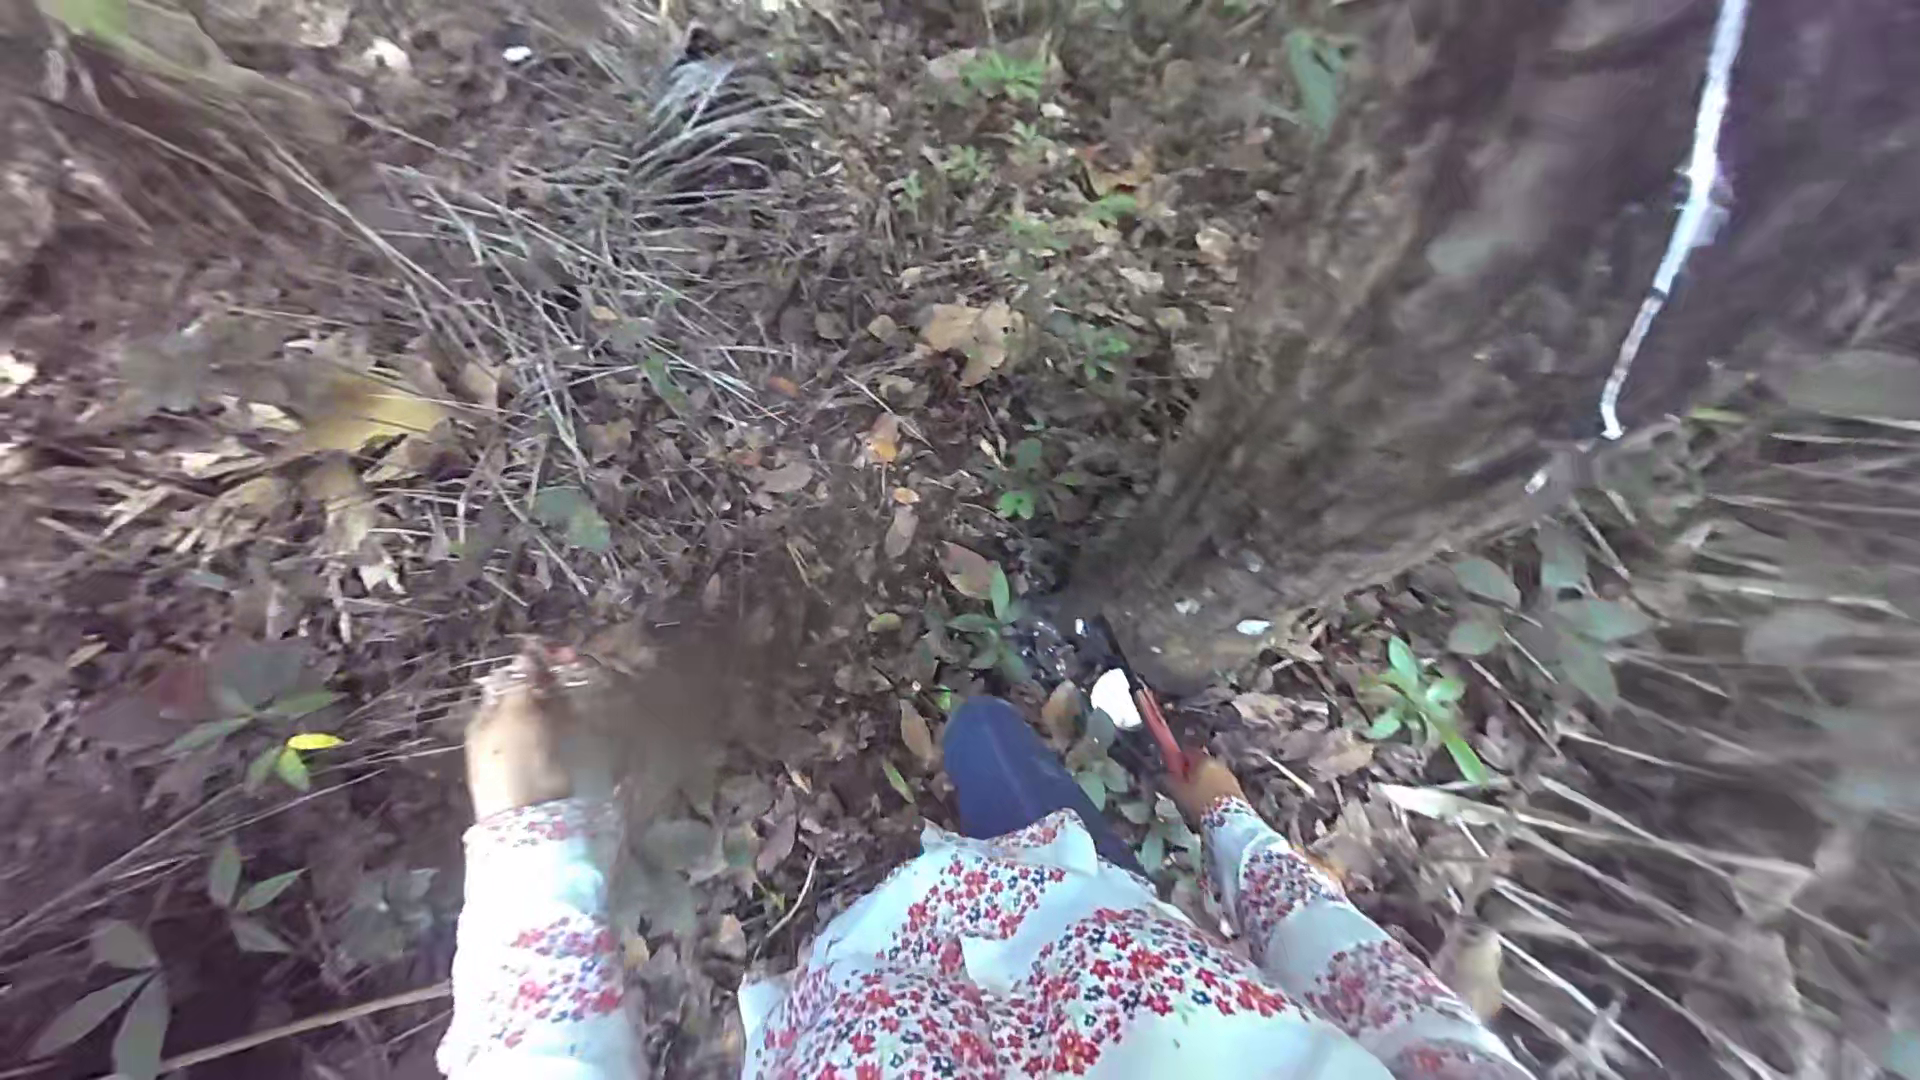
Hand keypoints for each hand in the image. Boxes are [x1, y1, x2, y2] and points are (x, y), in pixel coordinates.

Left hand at [465, 643, 584, 819]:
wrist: (531, 805)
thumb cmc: (514, 757)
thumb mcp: (513, 715)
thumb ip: (522, 684)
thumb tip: (526, 656)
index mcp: (489, 716)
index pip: (509, 680)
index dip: (529, 664)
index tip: (554, 651)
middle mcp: (508, 724)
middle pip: (530, 690)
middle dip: (550, 673)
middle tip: (574, 658)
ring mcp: (532, 737)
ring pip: (549, 703)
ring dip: (563, 688)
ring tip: (580, 675)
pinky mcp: (553, 747)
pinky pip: (562, 720)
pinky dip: (571, 708)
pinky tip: (580, 701)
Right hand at [1163, 753, 1245, 824]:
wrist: (1231, 823)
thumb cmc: (1199, 803)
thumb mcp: (1177, 791)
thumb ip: (1169, 779)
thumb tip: (1165, 773)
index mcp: (1202, 759)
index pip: (1187, 750)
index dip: (1178, 759)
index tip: (1173, 771)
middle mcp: (1218, 763)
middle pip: (1201, 764)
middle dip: (1193, 773)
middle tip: (1184, 788)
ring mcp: (1230, 777)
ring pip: (1212, 776)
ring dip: (1204, 784)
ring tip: (1196, 801)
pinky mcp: (1239, 791)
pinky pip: (1221, 788)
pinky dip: (1214, 794)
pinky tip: (1209, 807)